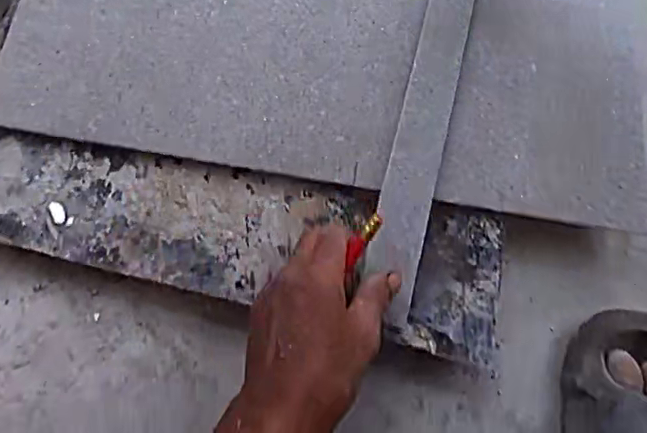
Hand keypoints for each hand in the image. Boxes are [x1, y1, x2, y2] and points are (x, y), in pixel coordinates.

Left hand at [216, 226, 400, 432]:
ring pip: (297, 260)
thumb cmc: (321, 377)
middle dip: (333, 248)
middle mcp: (290, 276)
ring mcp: (271, 293)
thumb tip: (387, 278)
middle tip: (349, 280)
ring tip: (330, 305)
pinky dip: (297, 288)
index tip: (362, 264)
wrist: (277, 415)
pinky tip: (309, 321)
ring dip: (314, 268)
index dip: (353, 243)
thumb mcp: (363, 335)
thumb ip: (376, 296)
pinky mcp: (260, 312)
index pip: (335, 233)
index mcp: (317, 275)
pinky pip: (283, 283)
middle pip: (313, 238)